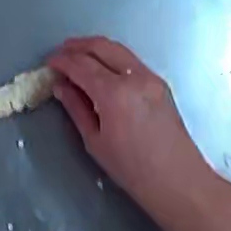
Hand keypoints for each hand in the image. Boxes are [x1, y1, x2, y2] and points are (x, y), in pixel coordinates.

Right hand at [48, 36, 215, 203]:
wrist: (182, 184)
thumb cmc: (134, 170)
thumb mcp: (95, 141)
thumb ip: (76, 108)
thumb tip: (60, 86)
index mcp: (113, 93)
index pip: (80, 64)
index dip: (61, 61)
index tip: (49, 63)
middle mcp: (133, 77)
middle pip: (99, 47)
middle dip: (76, 46)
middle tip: (61, 53)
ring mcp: (150, 77)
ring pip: (116, 48)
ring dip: (94, 47)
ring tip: (78, 55)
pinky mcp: (159, 83)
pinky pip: (129, 59)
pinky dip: (111, 56)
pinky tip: (101, 67)